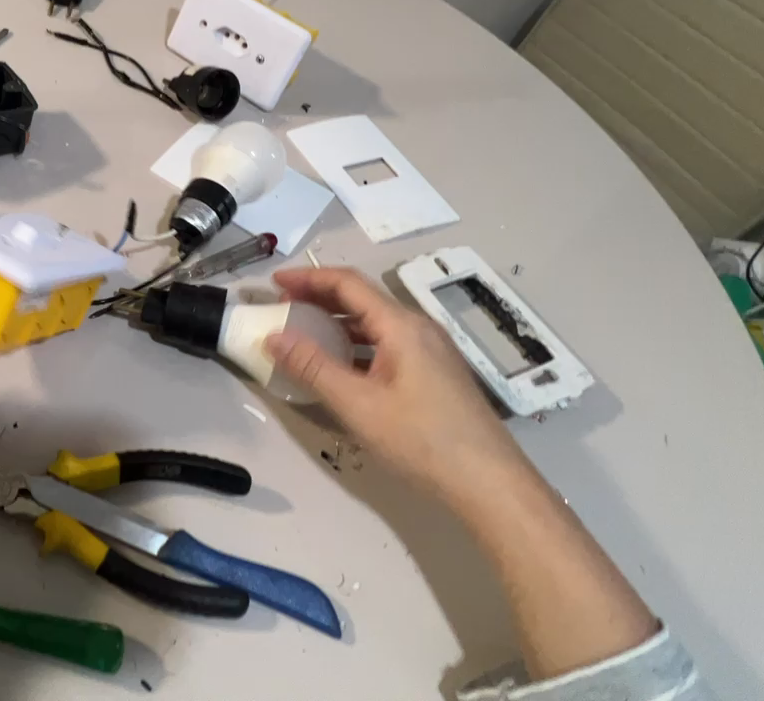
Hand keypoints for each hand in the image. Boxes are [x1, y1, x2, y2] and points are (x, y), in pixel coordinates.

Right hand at [266, 267, 534, 508]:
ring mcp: (430, 351)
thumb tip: (273, 337)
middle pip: (361, 299)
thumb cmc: (422, 440)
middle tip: (281, 308)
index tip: (273, 284)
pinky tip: (338, 366)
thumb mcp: (357, 404)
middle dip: (317, 298)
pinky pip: (386, 343)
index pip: (347, 283)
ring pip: (374, 322)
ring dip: (335, 322)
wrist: (491, 486)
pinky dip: (354, 343)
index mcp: (400, 326)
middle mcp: (417, 329)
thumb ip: (312, 366)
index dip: (307, 278)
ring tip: (302, 334)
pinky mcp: (434, 373)